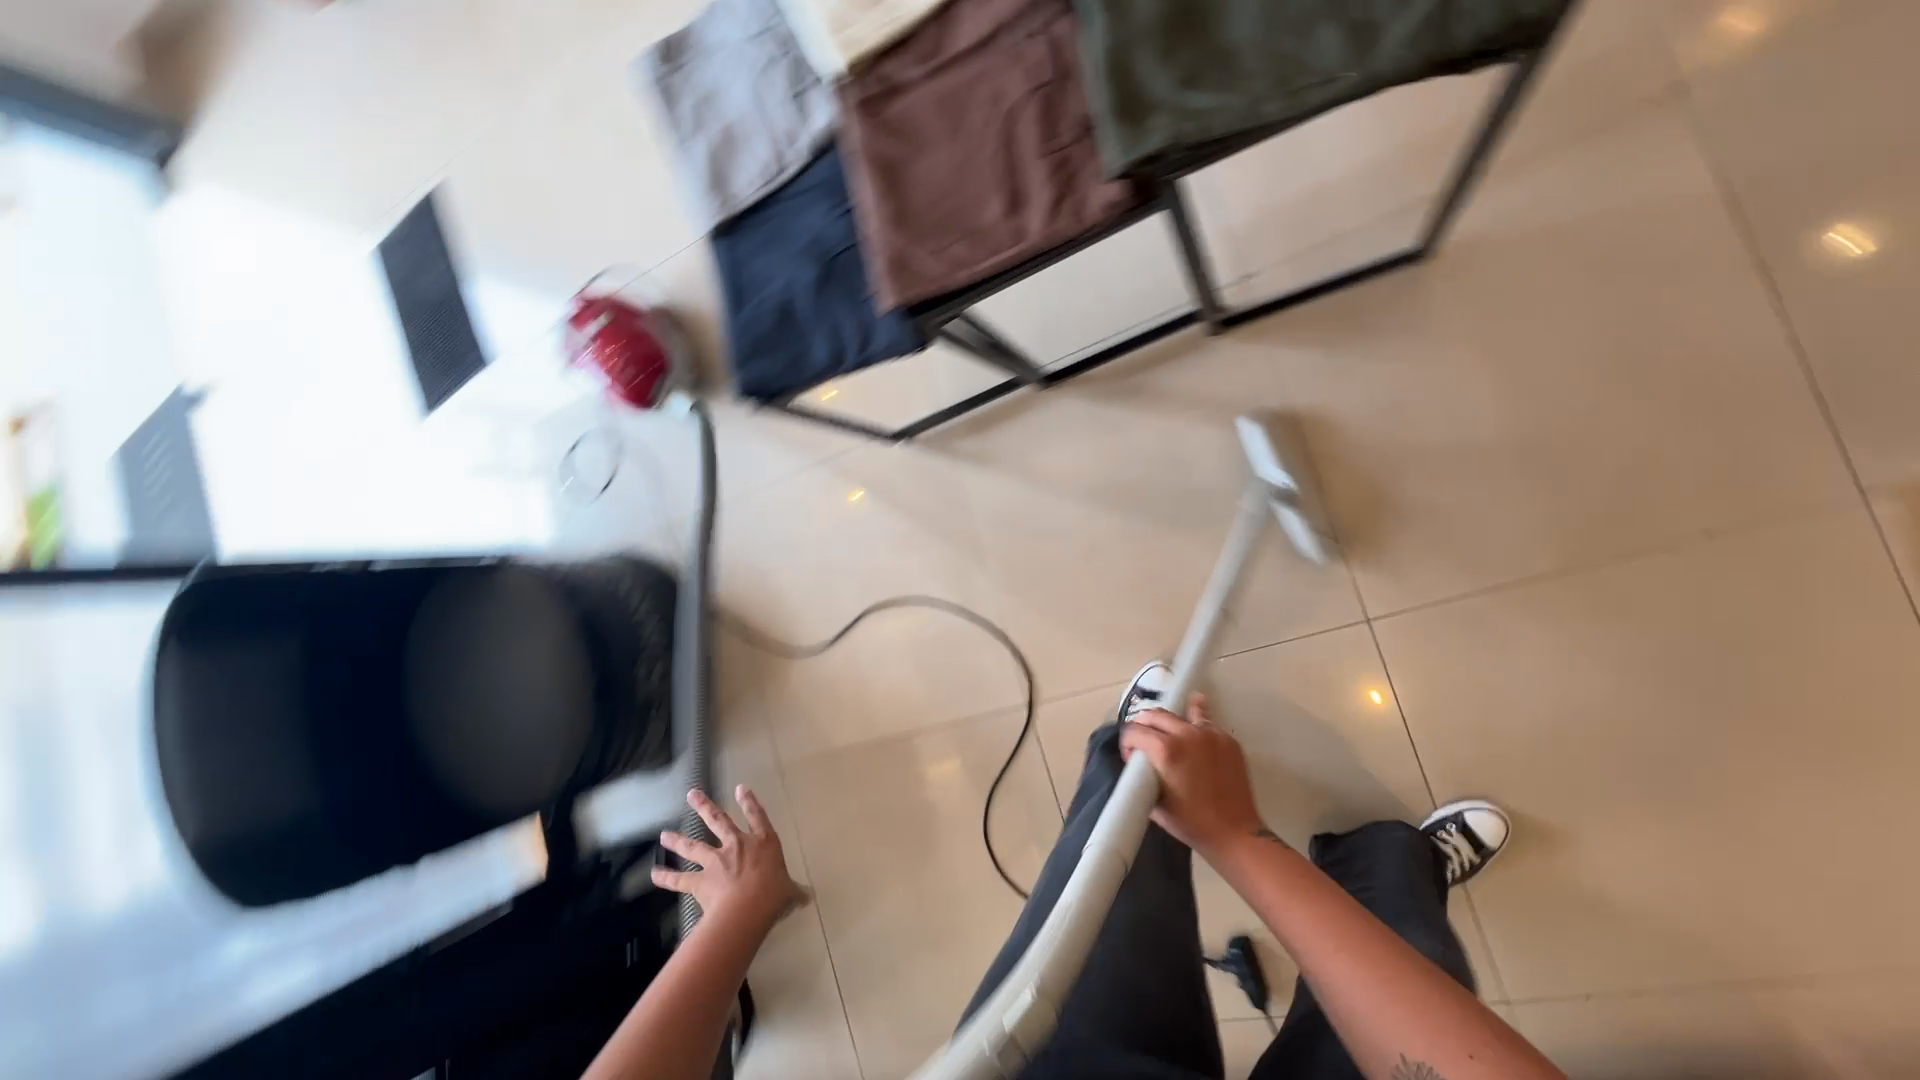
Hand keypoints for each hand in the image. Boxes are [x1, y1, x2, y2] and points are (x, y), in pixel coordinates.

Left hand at [654, 786, 809, 930]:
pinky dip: (666, 877)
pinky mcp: (700, 880)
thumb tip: (808, 897)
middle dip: (704, 807)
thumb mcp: (790, 893)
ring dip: (678, 840)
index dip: (750, 802)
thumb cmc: (774, 894)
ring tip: (664, 835)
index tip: (741, 788)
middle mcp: (737, 845)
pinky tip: (655, 874)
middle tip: (692, 794)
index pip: (757, 817)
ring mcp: (716, 861)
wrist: (749, 906)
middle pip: (717, 820)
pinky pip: (680, 879)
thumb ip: (796, 893)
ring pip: (693, 846)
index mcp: (763, 843)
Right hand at [1119, 695, 1266, 857]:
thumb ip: (1143, 779)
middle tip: (1144, 742)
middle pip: (1155, 715)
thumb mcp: (1156, 804)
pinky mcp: (1228, 740)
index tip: (1130, 756)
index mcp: (1165, 750)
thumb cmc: (1191, 823)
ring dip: (1169, 722)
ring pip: (1181, 715)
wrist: (1234, 832)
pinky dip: (1194, 726)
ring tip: (1167, 732)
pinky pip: (1205, 724)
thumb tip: (1140, 769)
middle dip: (1144, 726)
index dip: (1127, 743)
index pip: (1134, 731)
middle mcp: (1186, 734)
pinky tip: (1192, 730)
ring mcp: (1210, 734)